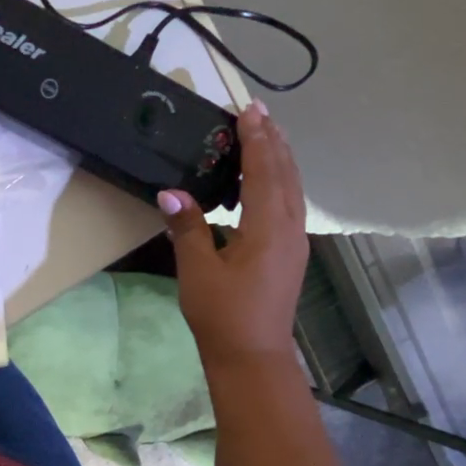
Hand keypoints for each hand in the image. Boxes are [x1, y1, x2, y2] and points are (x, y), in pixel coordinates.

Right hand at [158, 102, 310, 371]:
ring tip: (267, 137)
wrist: (252, 355)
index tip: (249, 110)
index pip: (264, 172)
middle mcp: (290, 228)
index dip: (256, 140)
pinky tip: (267, 183)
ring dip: (280, 160)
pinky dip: (279, 182)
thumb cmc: (222, 315)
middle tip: (259, 113)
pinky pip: (289, 205)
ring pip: (292, 189)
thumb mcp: (197, 272)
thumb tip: (171, 193)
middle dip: (273, 142)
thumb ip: (188, 229)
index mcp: (268, 228)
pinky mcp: (289, 254)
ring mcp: (294, 242)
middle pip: (286, 174)